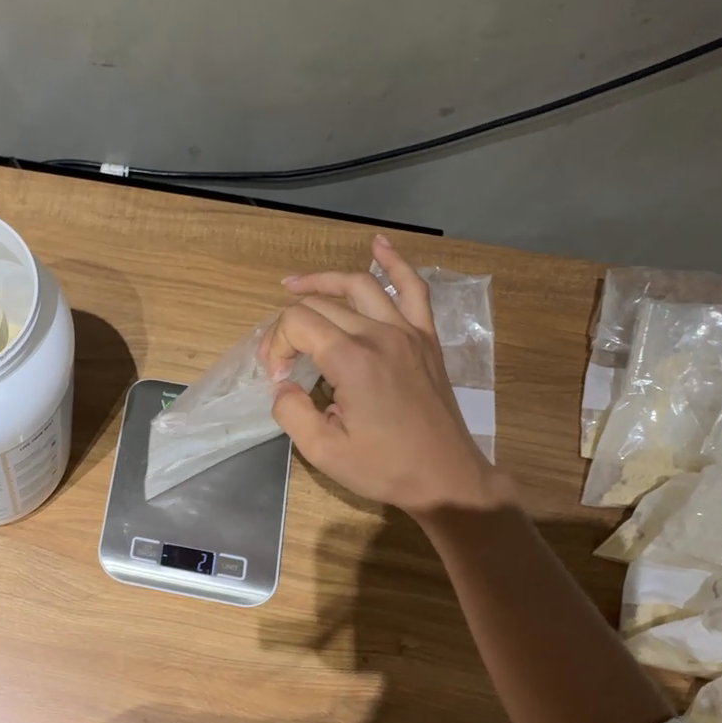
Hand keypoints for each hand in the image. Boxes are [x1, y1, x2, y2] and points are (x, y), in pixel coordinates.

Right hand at [263, 235, 511, 515]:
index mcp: (353, 361)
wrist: (446, 478)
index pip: (297, 324)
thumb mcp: (321, 451)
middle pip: (320, 304)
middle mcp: (381, 335)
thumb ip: (290, 412)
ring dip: (323, 282)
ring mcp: (408, 331)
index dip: (275, 346)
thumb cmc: (384, 468)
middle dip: (288, 327)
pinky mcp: (425, 338)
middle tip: (279, 362)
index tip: (279, 381)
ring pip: (360, 285)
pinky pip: (413, 288)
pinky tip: (378, 244)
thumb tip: (282, 385)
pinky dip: (395, 262)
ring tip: (294, 286)